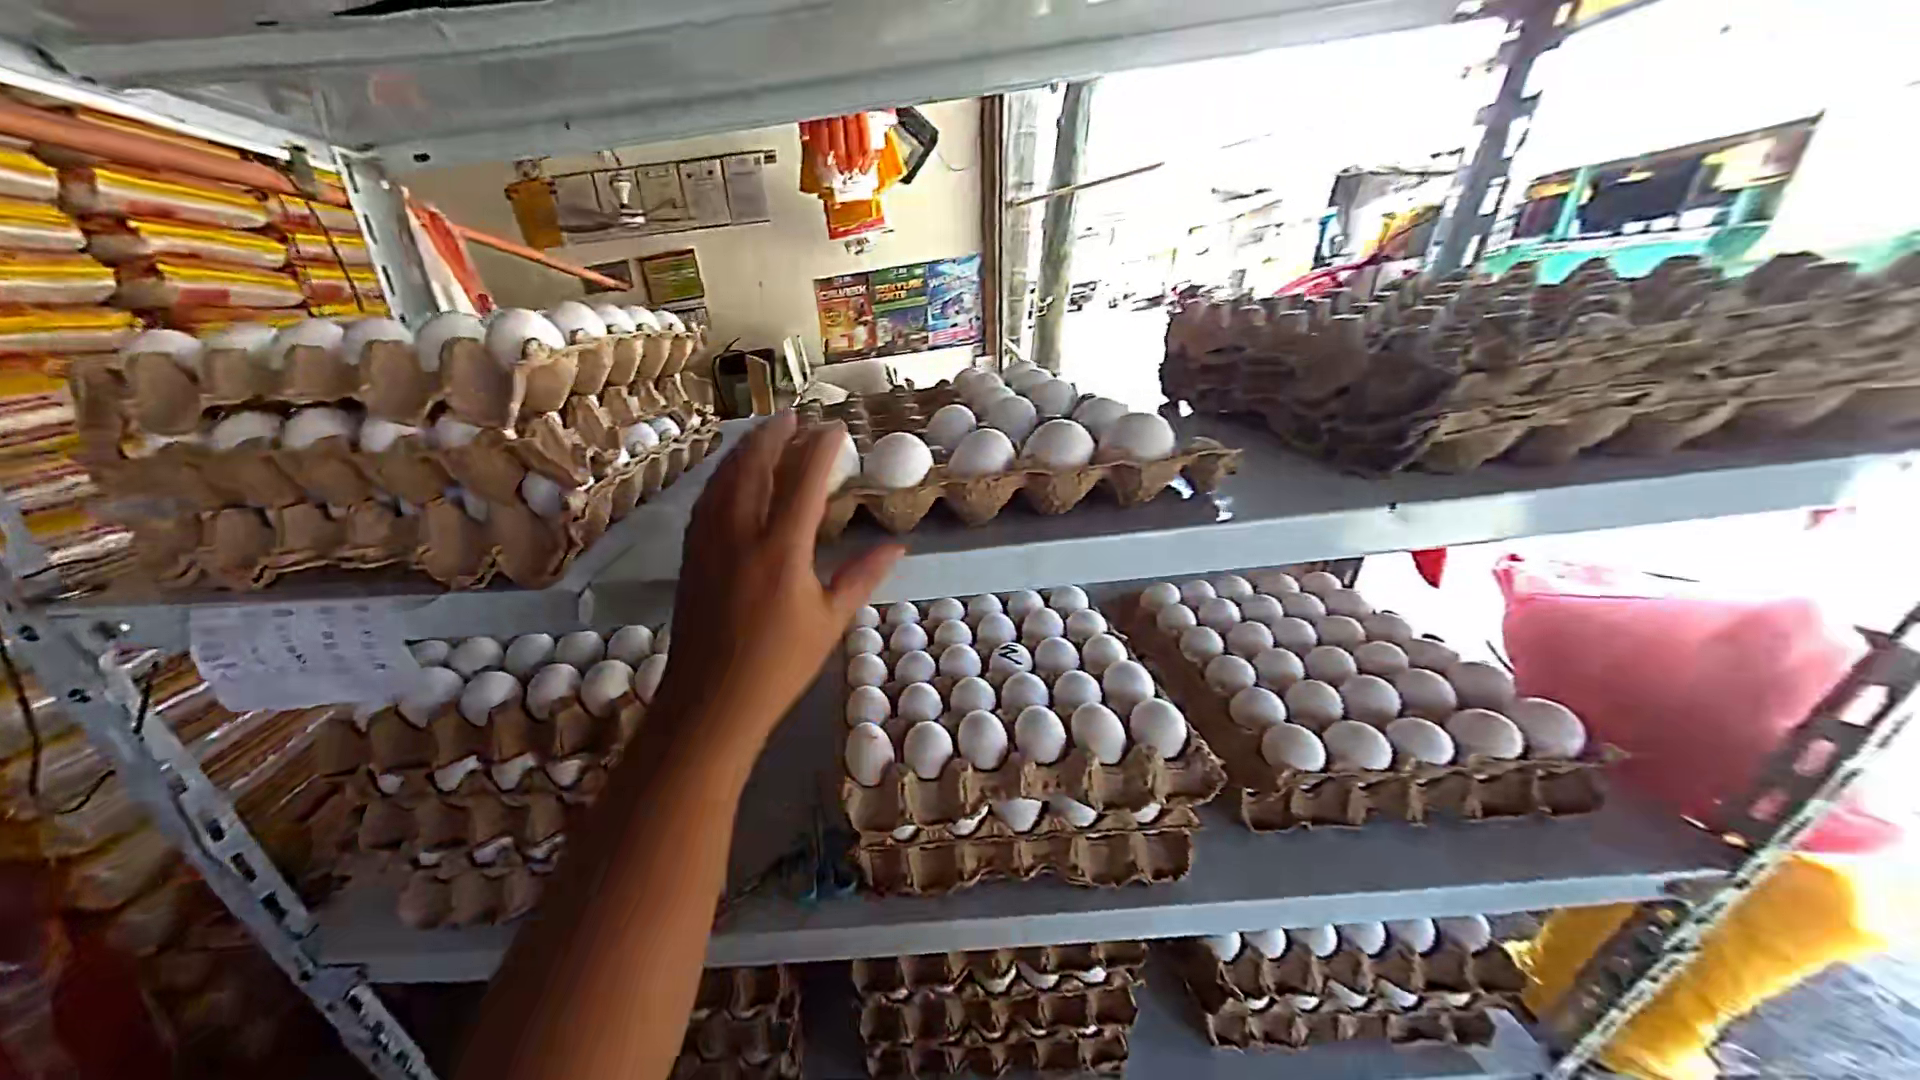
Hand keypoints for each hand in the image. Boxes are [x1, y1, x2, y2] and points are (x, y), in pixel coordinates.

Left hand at [655, 412, 902, 742]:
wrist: (711, 700)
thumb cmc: (780, 664)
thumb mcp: (831, 621)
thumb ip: (862, 576)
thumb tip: (897, 546)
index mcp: (782, 550)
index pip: (804, 482)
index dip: (821, 449)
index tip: (835, 428)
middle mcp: (741, 534)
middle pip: (755, 467)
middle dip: (775, 435)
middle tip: (794, 416)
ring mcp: (709, 542)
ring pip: (725, 479)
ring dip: (745, 450)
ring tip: (764, 433)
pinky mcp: (691, 554)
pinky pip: (706, 500)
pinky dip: (723, 476)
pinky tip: (731, 475)